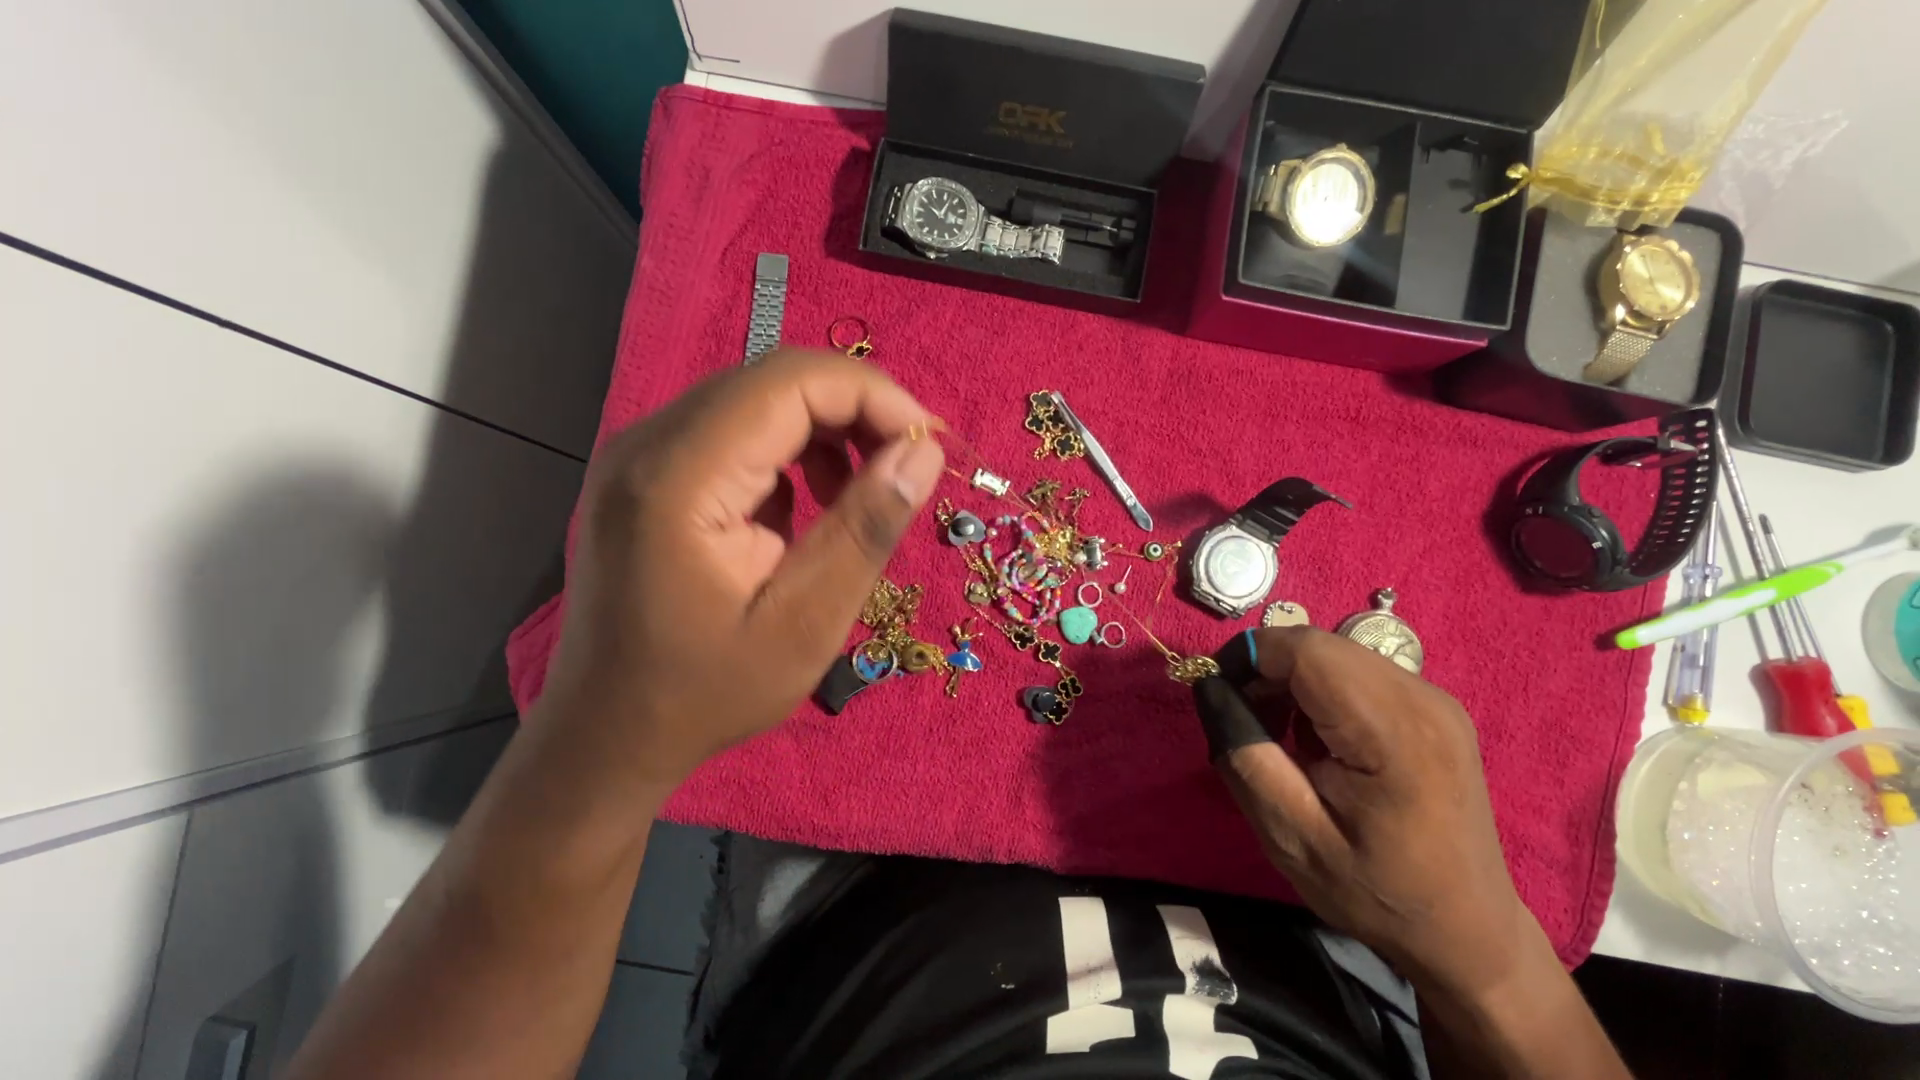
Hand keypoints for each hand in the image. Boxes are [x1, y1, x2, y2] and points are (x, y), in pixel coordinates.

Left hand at [533, 349, 944, 782]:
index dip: (873, 397)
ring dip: (824, 432)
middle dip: (855, 412)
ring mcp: (639, 453)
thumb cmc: (704, 693)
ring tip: (857, 498)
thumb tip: (924, 453)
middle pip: (772, 380)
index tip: (928, 448)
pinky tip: (801, 513)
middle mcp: (647, 443)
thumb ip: (864, 532)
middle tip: (907, 469)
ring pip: (755, 399)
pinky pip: (732, 430)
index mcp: (678, 478)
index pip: (790, 383)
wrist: (607, 732)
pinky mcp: (645, 470)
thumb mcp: (804, 626)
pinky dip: (787, 453)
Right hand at [1205, 628, 1535, 997]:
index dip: (1247, 658)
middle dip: (1266, 673)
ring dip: (1292, 683)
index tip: (1217, 700)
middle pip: (1319, 645)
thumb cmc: (1375, 891)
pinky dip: (1321, 693)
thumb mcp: (1290, 835)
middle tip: (1245, 728)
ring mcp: (1435, 699)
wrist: (1465, 928)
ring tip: (1281, 741)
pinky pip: (1359, 672)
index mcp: (1393, 732)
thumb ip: (1244, 754)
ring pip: (1336, 654)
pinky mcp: (1434, 708)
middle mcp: (1423, 698)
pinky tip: (1319, 744)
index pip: (1304, 649)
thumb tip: (1210, 686)